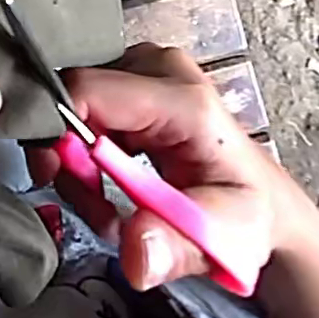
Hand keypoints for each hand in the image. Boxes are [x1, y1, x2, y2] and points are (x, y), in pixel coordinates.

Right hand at [26, 44, 307, 292]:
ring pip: (73, 102)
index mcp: (185, 99)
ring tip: (106, 202)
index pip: (89, 90)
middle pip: (75, 95)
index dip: (61, 135)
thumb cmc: (244, 216)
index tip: (64, 182)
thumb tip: (134, 250)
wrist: (258, 199)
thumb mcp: (221, 239)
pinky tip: (108, 176)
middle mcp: (162, 68)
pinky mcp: (133, 77)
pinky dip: (83, 147)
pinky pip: (83, 105)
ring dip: (76, 159)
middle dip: (69, 156)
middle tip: (95, 207)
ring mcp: (146, 67)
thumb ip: (175, 247)